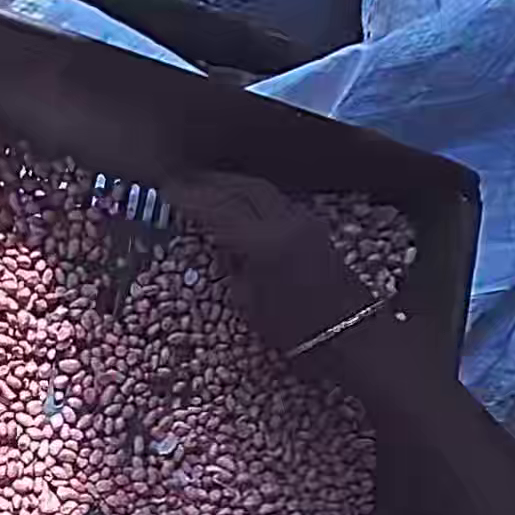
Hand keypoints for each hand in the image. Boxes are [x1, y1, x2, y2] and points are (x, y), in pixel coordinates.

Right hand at [166, 173, 373, 353]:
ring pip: (261, 188)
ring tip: (204, 184)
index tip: (167, 192)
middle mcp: (284, 222)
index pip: (219, 211)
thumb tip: (222, 244)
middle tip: (181, 181)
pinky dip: (249, 193)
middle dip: (209, 182)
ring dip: (230, 183)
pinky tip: (236, 198)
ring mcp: (302, 220)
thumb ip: (232, 266)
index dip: (191, 200)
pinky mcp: (311, 225)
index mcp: (264, 244)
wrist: (347, 333)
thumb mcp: (249, 303)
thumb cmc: (292, 330)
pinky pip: (274, 199)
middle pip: (242, 188)